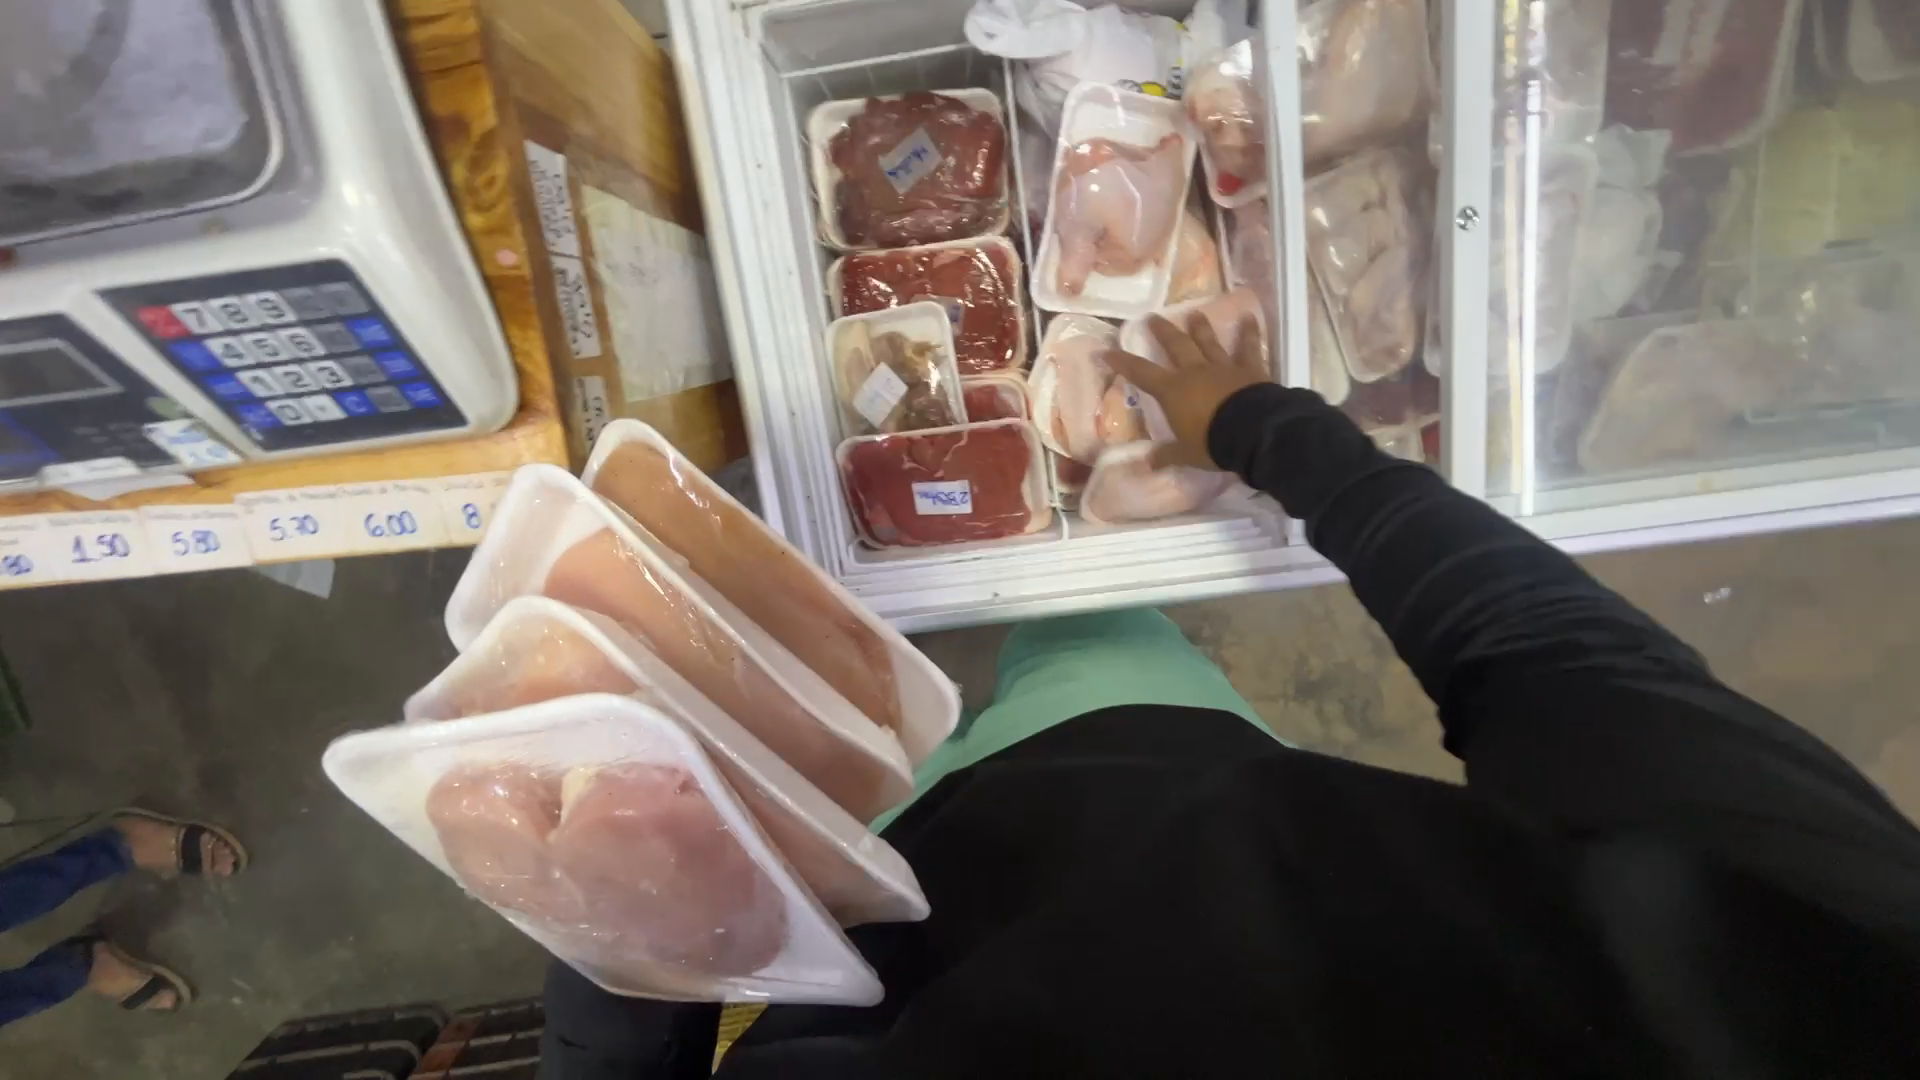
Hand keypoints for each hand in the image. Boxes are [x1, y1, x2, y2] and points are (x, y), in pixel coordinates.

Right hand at [1103, 312, 1270, 470]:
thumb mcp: (1185, 454)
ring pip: (1208, 342)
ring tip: (1194, 312)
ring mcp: (1222, 367)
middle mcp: (1194, 372)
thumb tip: (1148, 464)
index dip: (1123, 362)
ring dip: (1200, 327)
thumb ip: (1167, 455)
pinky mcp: (1249, 369)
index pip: (1141, 373)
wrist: (1252, 432)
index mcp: (1173, 391)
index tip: (1109, 350)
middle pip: (1176, 345)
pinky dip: (1249, 332)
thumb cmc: (1211, 443)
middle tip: (1152, 317)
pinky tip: (1250, 317)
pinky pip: (1248, 347)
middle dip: (1162, 331)